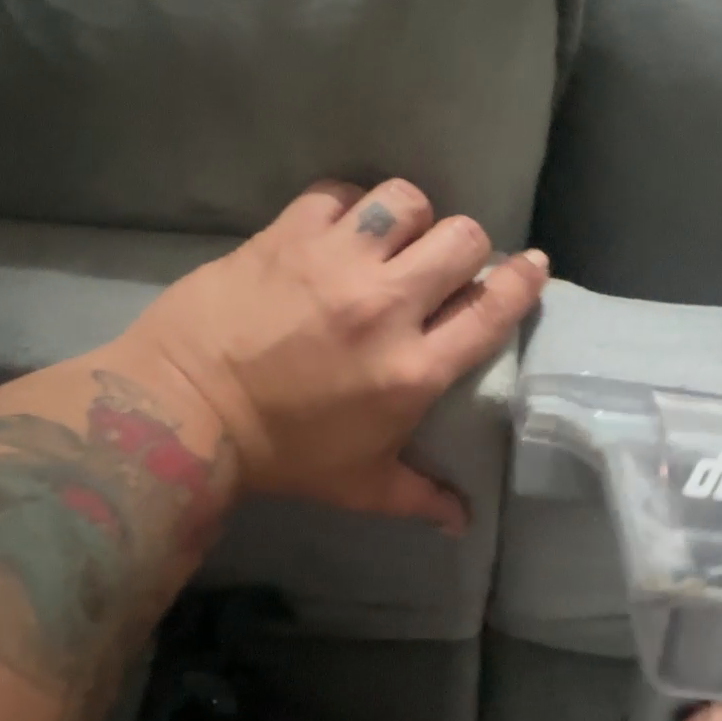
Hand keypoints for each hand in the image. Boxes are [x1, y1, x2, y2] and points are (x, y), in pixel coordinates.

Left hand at [121, 178, 548, 533]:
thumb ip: (423, 499)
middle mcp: (387, 306)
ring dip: (412, 218)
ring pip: (406, 201)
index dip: (523, 282)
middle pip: (461, 240)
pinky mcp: (288, 234)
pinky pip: (340, 194)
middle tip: (446, 268)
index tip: (534, 266)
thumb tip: (464, 526)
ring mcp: (336, 263)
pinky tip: (341, 231)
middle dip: (467, 249)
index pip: (490, 311)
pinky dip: (350, 207)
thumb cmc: (285, 456)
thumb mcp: (363, 487)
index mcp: (415, 370)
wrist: (187, 412)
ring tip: (395, 240)